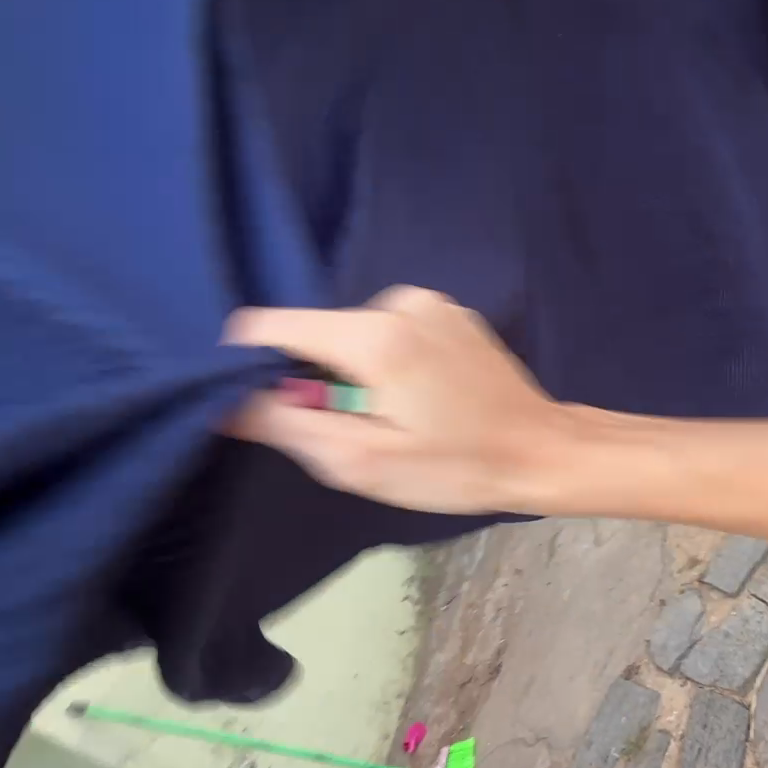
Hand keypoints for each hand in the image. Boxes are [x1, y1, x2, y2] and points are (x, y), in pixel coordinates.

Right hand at [222, 286, 564, 513]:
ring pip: (353, 335)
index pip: (270, 326)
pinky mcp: (454, 314)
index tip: (264, 406)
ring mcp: (434, 303)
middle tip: (354, 428)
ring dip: (353, 375)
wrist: (543, 450)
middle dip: (314, 380)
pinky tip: (420, 398)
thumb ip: (286, 424)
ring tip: (395, 416)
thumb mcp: (363, 461)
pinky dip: (387, 362)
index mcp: (376, 333)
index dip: (251, 366)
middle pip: (316, 333)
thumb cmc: (457, 465)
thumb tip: (224, 398)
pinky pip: (392, 332)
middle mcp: (403, 301)